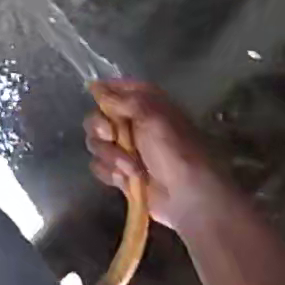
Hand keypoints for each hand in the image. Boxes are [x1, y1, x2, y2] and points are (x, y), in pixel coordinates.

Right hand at [85, 79, 239, 232]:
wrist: (190, 198)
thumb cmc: (176, 152)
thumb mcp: (152, 117)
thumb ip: (121, 99)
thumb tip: (95, 86)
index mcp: (143, 103)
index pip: (111, 89)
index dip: (102, 97)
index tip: (104, 108)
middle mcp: (131, 122)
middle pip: (95, 117)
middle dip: (99, 129)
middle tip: (110, 136)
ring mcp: (124, 148)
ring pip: (95, 142)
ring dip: (110, 155)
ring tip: (131, 168)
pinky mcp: (119, 171)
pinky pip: (98, 165)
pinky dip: (110, 173)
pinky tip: (127, 179)